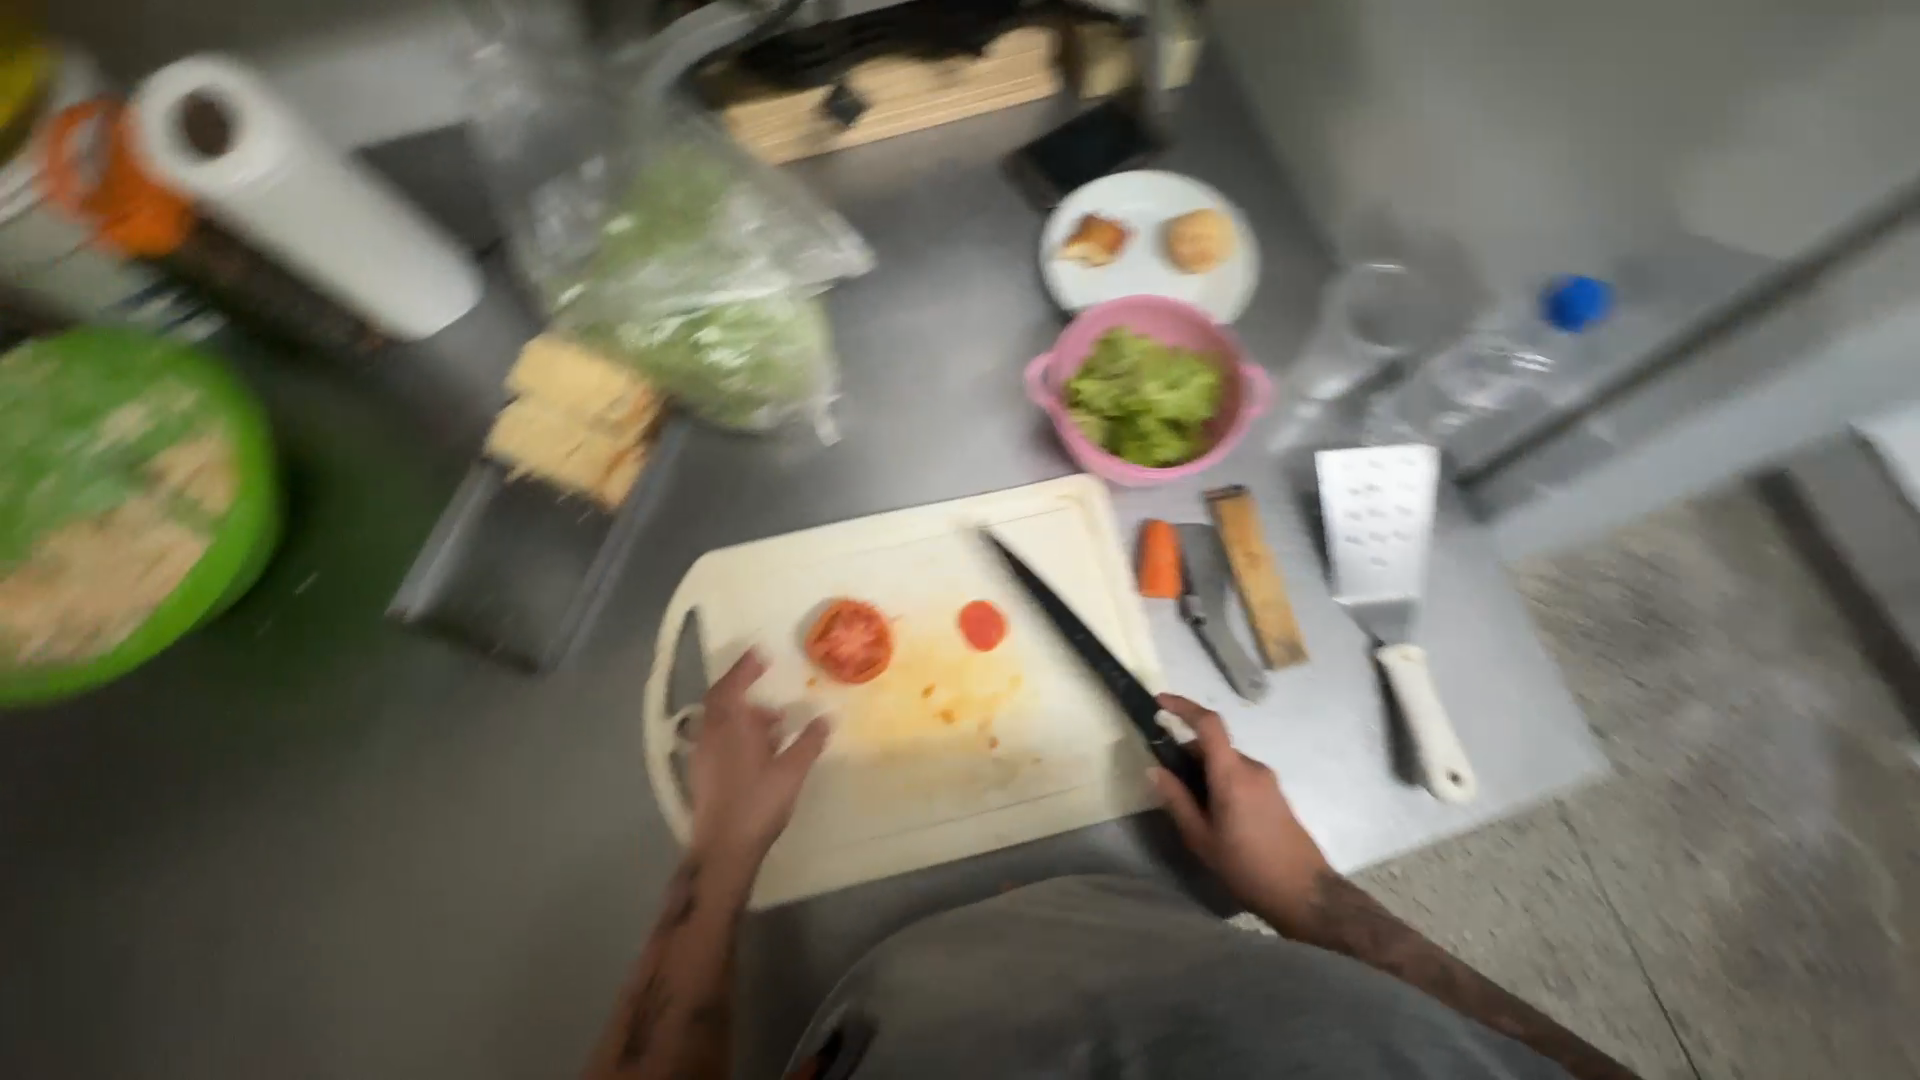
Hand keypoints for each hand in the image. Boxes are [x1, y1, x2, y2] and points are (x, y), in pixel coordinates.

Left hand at [687, 650, 829, 871]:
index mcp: (729, 726)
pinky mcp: (703, 774)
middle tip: (763, 679)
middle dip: (742, 687)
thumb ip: (809, 741)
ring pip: (719, 721)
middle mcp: (711, 735)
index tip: (760, 654)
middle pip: (721, 700)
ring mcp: (703, 755)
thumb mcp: (792, 770)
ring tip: (774, 720)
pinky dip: (737, 731)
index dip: (744, 668)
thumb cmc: (758, 802)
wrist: (724, 849)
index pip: (732, 685)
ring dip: (742, 713)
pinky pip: (719, 738)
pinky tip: (761, 747)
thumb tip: (826, 717)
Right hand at [1149, 694, 1331, 935]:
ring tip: (1194, 812)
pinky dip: (1222, 782)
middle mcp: (1252, 768)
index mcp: (1232, 774)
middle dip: (1187, 755)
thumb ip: (1176, 800)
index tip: (1159, 702)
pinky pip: (1241, 775)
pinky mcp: (1276, 795)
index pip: (1208, 724)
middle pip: (1213, 746)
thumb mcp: (1201, 839)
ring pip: (1226, 762)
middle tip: (1170, 786)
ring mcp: (1268, 781)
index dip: (1183, 706)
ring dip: (1205, 773)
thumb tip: (1154, 769)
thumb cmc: (1247, 867)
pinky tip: (1217, 818)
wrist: (1306, 894)